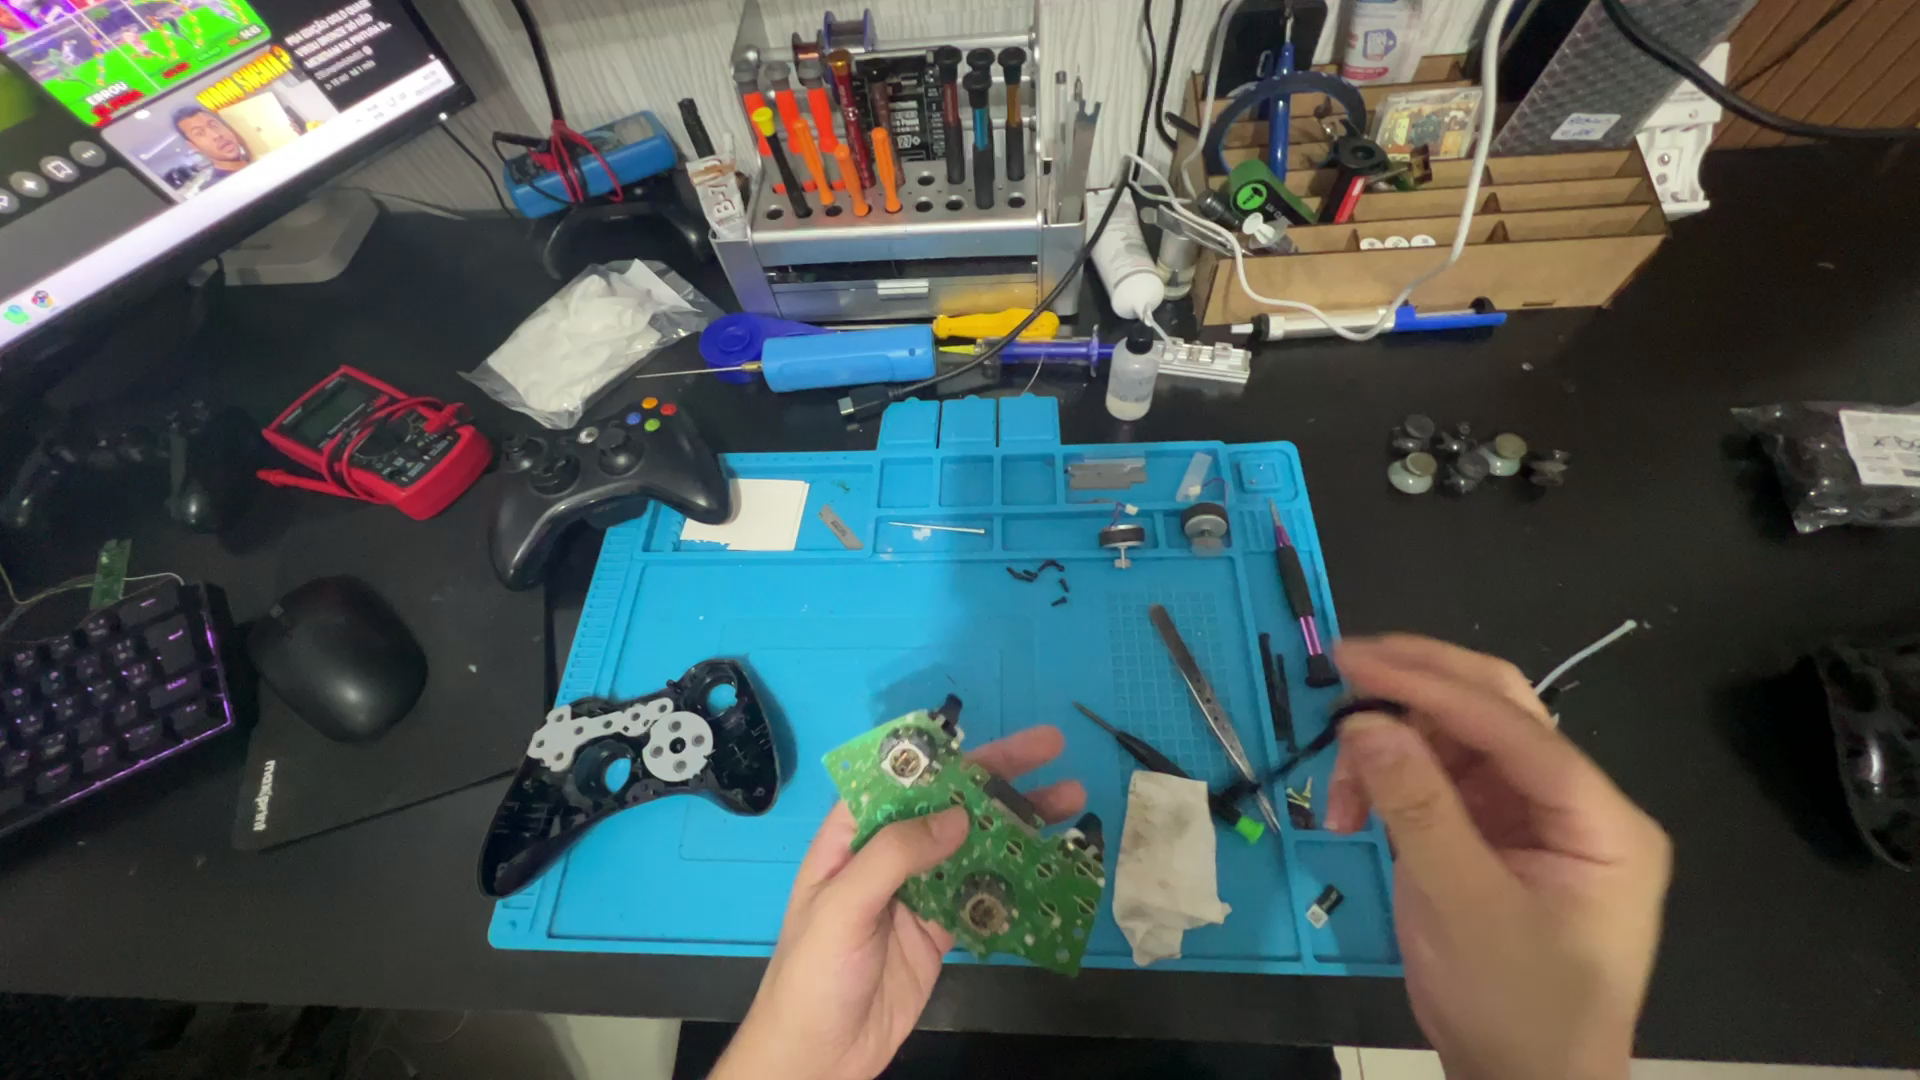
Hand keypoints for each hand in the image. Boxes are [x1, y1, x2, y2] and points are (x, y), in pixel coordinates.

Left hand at [712, 726, 1086, 1079]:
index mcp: (856, 831)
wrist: (817, 1059)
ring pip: (976, 841)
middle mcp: (892, 848)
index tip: (993, 735)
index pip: (905, 775)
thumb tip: (958, 814)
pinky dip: (1019, 878)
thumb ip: (896, 854)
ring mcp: (921, 886)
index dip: (950, 751)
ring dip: (1021, 821)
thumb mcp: (842, 906)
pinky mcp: (942, 926)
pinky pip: (985, 892)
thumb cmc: (813, 972)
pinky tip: (1054, 865)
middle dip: (1001, 774)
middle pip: (951, 800)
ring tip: (1071, 801)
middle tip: (1052, 748)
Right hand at [1324, 636, 1670, 1079]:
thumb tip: (1362, 721)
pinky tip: (1346, 810)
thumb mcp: (1462, 905)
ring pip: (1445, 733)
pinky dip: (1377, 777)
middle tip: (1342, 664)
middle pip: (1489, 706)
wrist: (1515, 1076)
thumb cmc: (1513, 1003)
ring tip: (1338, 790)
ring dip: (1383, 744)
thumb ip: (1416, 806)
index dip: (1430, 687)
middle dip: (1413, 682)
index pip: (1512, 727)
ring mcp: (1520, 807)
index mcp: (1598, 819)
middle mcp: (1565, 798)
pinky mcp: (1478, 821)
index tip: (1354, 662)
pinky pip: (1422, 770)